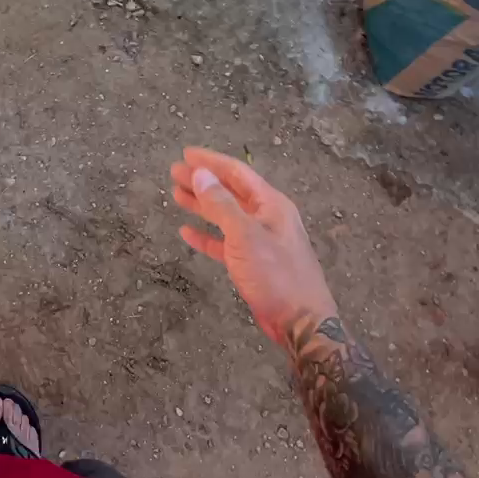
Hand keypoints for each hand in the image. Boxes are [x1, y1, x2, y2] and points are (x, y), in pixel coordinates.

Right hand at [172, 146, 337, 351]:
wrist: (303, 323)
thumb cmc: (276, 274)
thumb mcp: (245, 235)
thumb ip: (221, 203)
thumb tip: (200, 173)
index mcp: (271, 205)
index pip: (237, 173)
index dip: (211, 161)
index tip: (186, 154)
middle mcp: (267, 218)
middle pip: (230, 191)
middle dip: (203, 181)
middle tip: (175, 172)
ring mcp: (260, 241)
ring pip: (226, 215)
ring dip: (202, 205)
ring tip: (176, 195)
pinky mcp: (253, 263)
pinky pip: (225, 241)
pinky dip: (207, 235)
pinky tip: (187, 232)